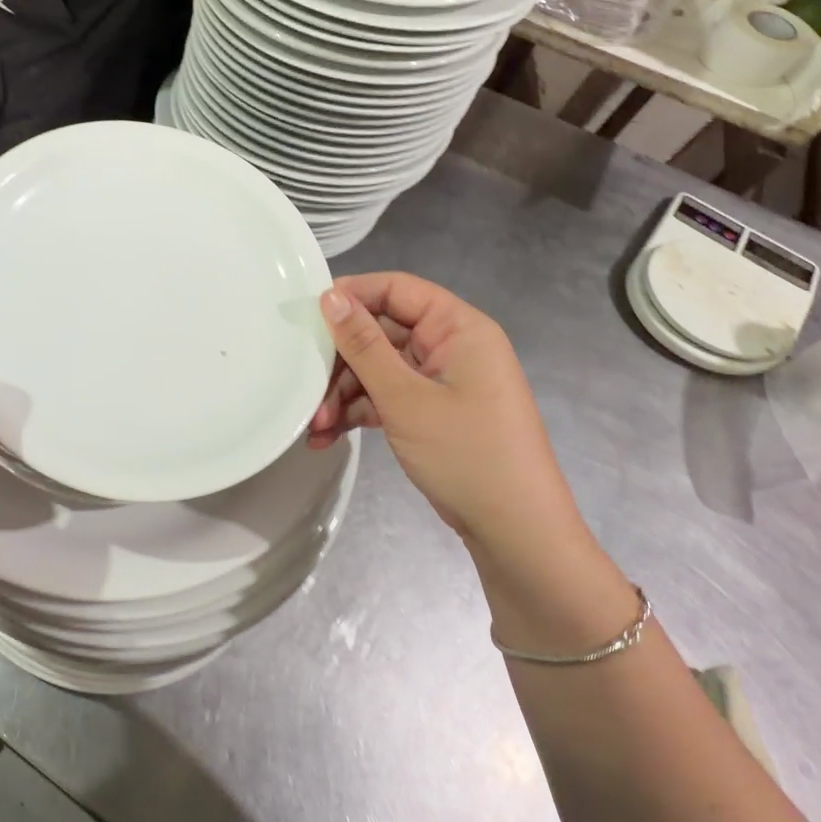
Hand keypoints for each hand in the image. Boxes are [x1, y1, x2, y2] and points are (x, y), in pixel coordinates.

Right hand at [309, 272, 583, 549]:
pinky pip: (388, 397)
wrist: (515, 531)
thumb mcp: (405, 398)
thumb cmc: (467, 454)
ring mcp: (443, 381)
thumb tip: (329, 297)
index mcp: (459, 328)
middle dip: (341, 361)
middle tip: (305, 386)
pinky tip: (328, 437)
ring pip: (379, 369)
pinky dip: (360, 413)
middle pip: (382, 332)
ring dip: (344, 394)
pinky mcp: (434, 412)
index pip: (397, 289)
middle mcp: (452, 346)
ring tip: (316, 426)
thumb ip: (364, 345)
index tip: (305, 316)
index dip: (351, 296)